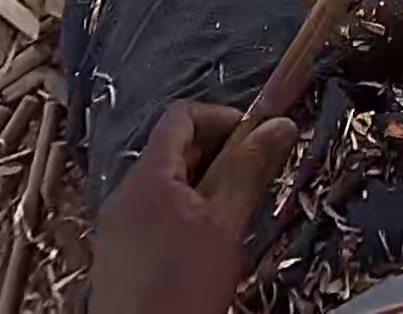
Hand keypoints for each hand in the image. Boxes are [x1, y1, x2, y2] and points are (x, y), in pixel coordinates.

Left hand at [91, 101, 297, 313]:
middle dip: (221, 150)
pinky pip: (160, 209)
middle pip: (176, 146)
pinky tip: (212, 239)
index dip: (221, 116)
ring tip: (238, 209)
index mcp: (147, 179)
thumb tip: (282, 122)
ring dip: (210, 180)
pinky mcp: (122, 256)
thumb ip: (250, 166)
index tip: (253, 139)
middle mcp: (127, 195)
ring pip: (172, 180)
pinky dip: (191, 207)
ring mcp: (120, 228)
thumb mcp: (226, 221)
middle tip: (255, 175)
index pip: (181, 116)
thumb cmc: (184, 287)